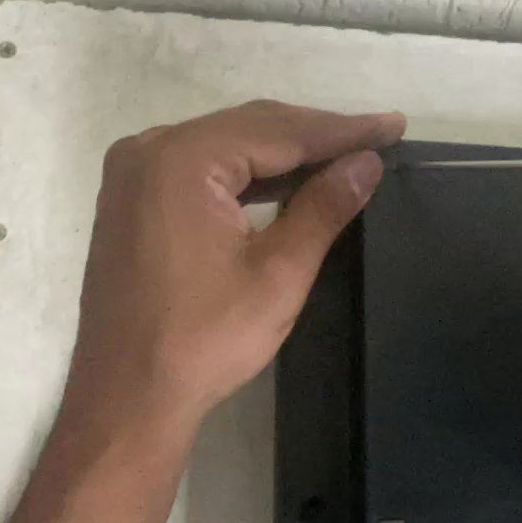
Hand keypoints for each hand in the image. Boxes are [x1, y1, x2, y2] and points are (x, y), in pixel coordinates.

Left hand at [66, 100, 405, 436]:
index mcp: (181, 160)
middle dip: (315, 134)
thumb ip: (323, 208)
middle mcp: (149, 151)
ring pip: (225, 147)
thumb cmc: (204, 340)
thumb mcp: (277, 274)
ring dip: (283, 153)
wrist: (127, 397)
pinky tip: (286, 183)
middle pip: (249, 128)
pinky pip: (201, 171)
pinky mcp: (132, 202)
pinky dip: (247, 175)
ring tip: (343, 157)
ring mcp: (133, 175)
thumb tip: (367, 162)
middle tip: (377, 137)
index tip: (394, 126)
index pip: (278, 130)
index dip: (342, 130)